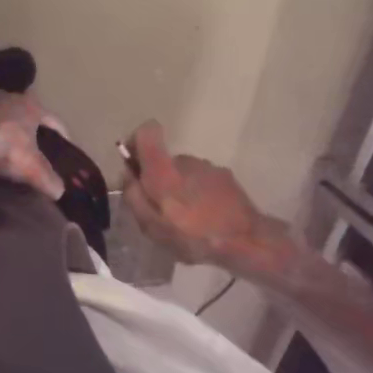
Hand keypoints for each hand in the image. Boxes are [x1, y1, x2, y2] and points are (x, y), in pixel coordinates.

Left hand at [0, 90, 66, 200]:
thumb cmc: (4, 148)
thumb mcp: (31, 168)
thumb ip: (48, 179)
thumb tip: (59, 192)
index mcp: (31, 107)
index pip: (54, 120)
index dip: (62, 134)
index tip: (66, 145)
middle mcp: (8, 96)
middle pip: (24, 111)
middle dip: (29, 127)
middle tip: (33, 144)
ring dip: (2, 124)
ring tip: (3, 142)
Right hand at [122, 121, 291, 274]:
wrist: (244, 240)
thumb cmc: (192, 236)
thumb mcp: (152, 226)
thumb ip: (134, 197)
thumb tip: (128, 174)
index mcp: (164, 171)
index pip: (147, 132)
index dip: (136, 142)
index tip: (134, 167)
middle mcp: (186, 160)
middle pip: (165, 160)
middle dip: (158, 180)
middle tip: (161, 212)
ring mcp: (209, 167)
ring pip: (184, 173)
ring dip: (180, 190)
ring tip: (185, 220)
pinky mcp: (225, 177)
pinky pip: (202, 181)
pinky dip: (198, 195)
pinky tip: (204, 218)